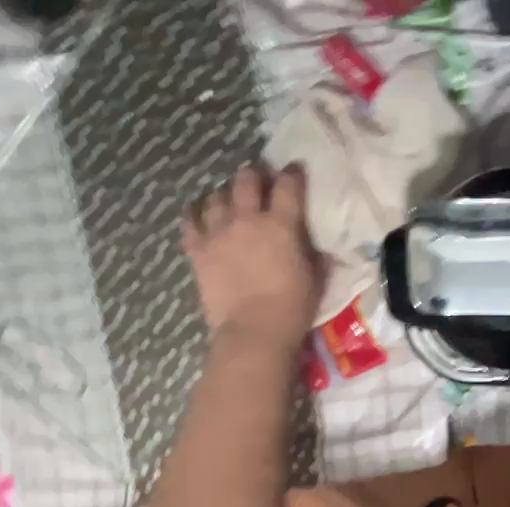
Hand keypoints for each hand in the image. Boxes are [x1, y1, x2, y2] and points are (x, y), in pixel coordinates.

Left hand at [180, 164, 321, 351]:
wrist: (254, 333)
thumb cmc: (293, 310)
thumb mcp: (316, 282)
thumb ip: (316, 258)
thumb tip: (320, 248)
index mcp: (281, 225)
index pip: (288, 186)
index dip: (292, 174)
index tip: (295, 170)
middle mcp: (247, 219)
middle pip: (246, 180)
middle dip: (253, 175)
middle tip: (258, 179)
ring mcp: (218, 232)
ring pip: (216, 197)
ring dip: (224, 195)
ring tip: (229, 201)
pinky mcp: (197, 250)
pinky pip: (189, 221)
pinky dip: (194, 215)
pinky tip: (198, 216)